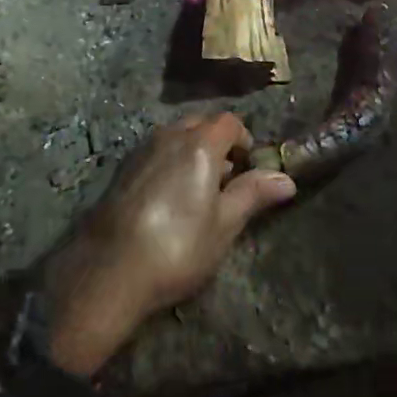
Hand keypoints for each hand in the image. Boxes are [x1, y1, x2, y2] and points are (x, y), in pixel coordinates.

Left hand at [39, 113, 295, 375]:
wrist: (108, 274)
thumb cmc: (178, 247)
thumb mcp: (225, 224)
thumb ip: (253, 194)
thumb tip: (287, 179)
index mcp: (200, 143)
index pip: (230, 122)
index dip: (244, 140)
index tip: (248, 169)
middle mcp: (170, 136)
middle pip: (201, 124)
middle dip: (218, 144)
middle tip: (225, 181)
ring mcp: (142, 150)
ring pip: (176, 137)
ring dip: (192, 153)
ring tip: (197, 194)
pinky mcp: (122, 170)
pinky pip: (155, 153)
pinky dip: (169, 164)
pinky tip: (168, 202)